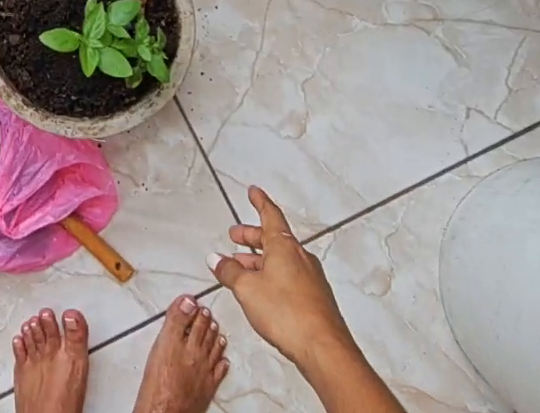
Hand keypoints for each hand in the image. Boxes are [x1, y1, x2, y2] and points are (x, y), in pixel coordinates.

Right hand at [209, 186, 353, 365]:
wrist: (323, 348)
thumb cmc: (287, 313)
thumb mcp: (247, 289)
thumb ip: (229, 271)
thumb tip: (216, 259)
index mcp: (284, 246)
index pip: (271, 215)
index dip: (260, 202)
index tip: (254, 191)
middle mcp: (300, 257)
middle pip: (273, 238)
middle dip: (252, 236)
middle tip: (236, 236)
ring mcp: (311, 278)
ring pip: (281, 260)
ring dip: (260, 260)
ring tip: (241, 269)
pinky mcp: (315, 298)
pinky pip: (289, 277)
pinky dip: (272, 276)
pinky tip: (262, 291)